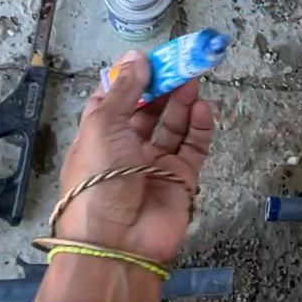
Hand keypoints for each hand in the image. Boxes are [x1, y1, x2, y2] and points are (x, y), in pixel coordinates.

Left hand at [54, 49, 214, 262]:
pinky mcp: (182, 177)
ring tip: (193, 79)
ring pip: (173, 124)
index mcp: (99, 137)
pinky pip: (194, 145)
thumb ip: (125, 89)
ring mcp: (156, 164)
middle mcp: (127, 149)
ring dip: (182, 100)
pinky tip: (202, 108)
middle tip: (180, 63)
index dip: (131, 79)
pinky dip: (200, 125)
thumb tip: (137, 57)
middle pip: (149, 109)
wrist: (118, 244)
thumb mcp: (102, 126)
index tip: (148, 59)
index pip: (116, 101)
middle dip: (163, 85)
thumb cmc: (99, 181)